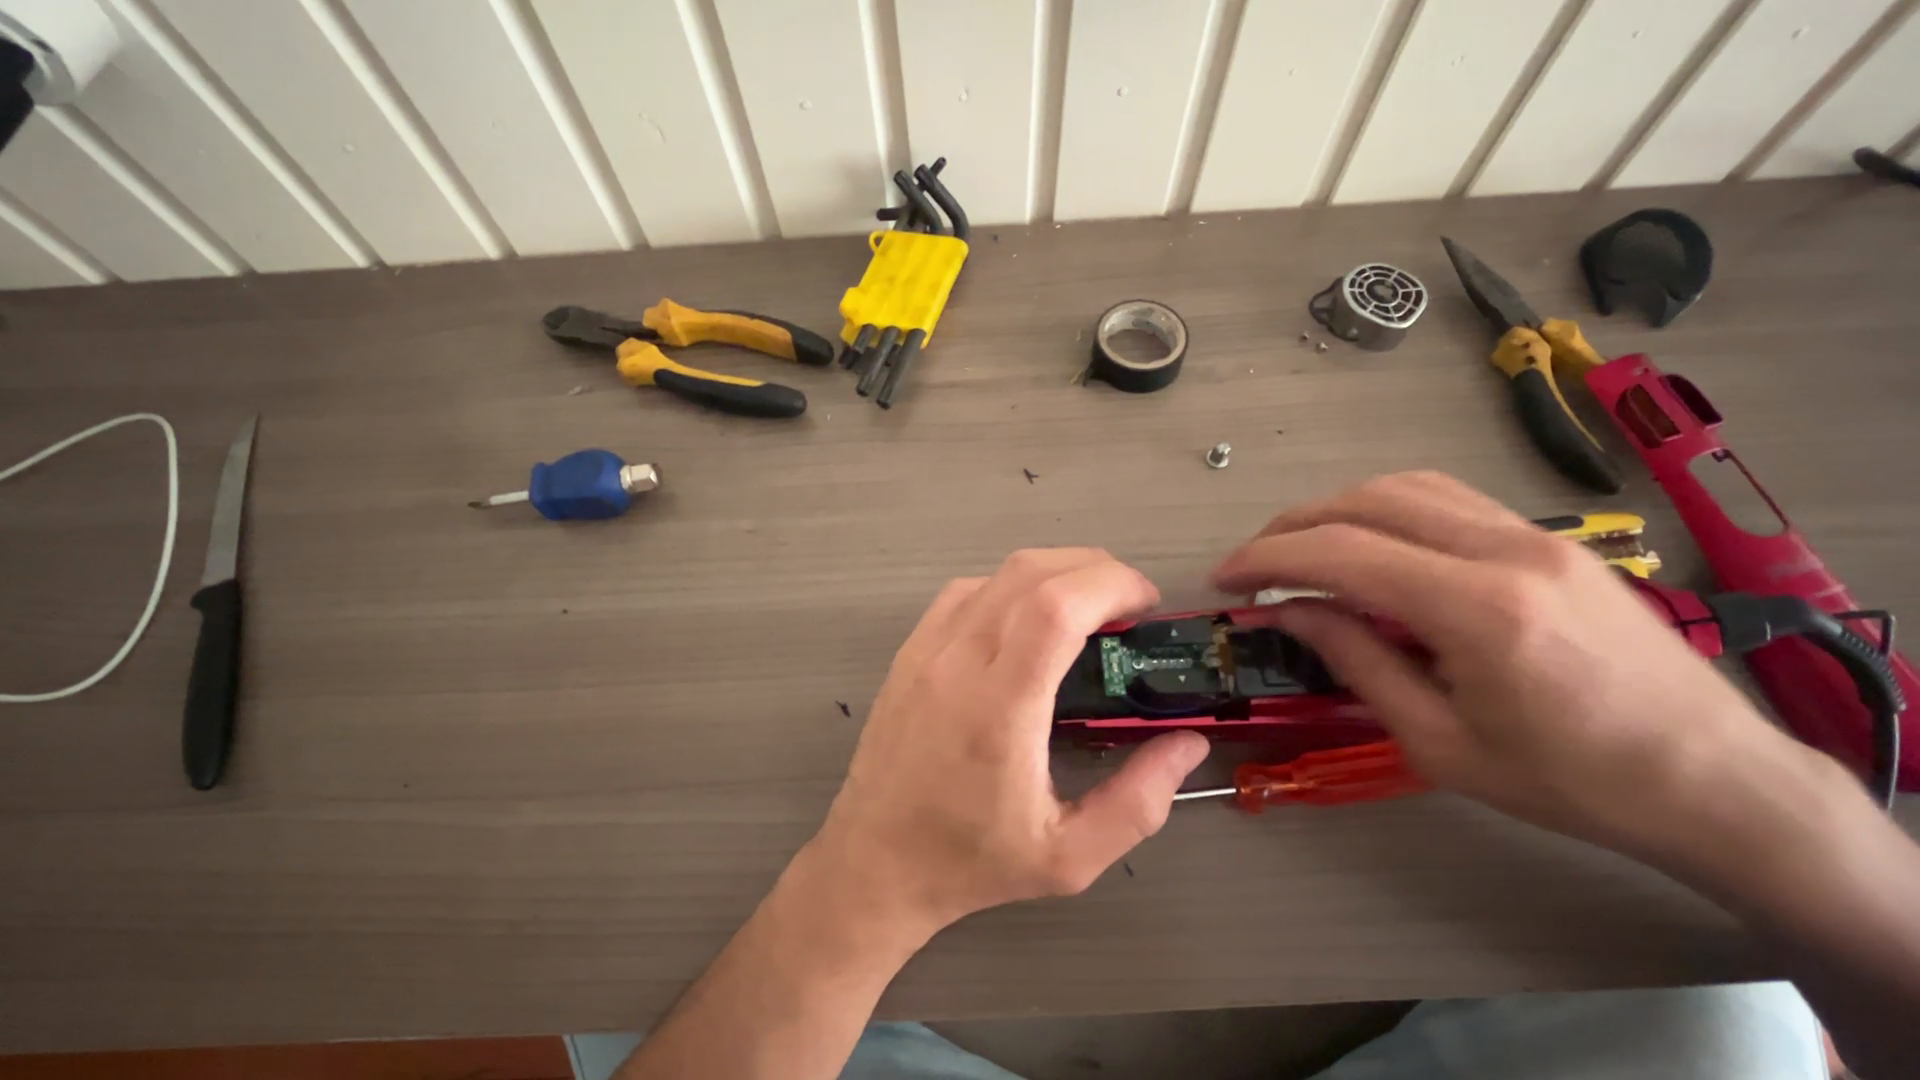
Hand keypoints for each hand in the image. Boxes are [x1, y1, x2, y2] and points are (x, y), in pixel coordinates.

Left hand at [810, 549, 1209, 933]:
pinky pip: (967, 592)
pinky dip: (1011, 586)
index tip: (1147, 604)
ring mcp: (925, 651)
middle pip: (1031, 573)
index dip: (1111, 584)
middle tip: (1131, 606)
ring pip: (997, 574)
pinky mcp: (909, 652)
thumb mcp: (1070, 857)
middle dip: (1095, 570)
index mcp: (999, 709)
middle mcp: (957, 663)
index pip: (1056, 607)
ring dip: (1054, 573)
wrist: (875, 864)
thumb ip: (1139, 802)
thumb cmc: (972, 862)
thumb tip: (1187, 742)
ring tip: (1089, 609)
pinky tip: (1029, 620)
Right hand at [1211, 472, 1821, 856]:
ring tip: (1301, 551)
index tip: (1223, 579)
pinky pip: (1450, 499)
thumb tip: (1289, 613)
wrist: (1713, 779)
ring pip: (1409, 486)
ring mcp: (1537, 536)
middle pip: (1369, 502)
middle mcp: (1507, 549)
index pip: (1343, 552)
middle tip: (1252, 566)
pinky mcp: (1552, 540)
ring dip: (1339, 509)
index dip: (1267, 559)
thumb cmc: (1570, 782)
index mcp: (1478, 609)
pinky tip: (1371, 545)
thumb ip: (1358, 662)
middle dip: (1293, 527)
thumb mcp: (1441, 742)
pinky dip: (1389, 509)